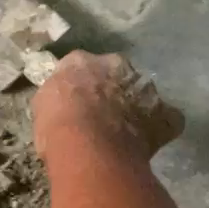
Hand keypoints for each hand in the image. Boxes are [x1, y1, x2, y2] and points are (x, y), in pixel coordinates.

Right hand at [31, 51, 183, 161]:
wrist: (87, 146)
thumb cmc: (55, 126)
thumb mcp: (42, 106)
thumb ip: (56, 96)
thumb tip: (63, 101)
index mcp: (82, 61)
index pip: (80, 67)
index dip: (78, 86)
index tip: (73, 103)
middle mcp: (118, 65)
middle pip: (117, 76)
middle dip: (111, 91)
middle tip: (100, 117)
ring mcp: (146, 88)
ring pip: (143, 95)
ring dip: (135, 108)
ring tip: (122, 134)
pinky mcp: (166, 115)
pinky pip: (166, 120)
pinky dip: (157, 129)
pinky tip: (144, 142)